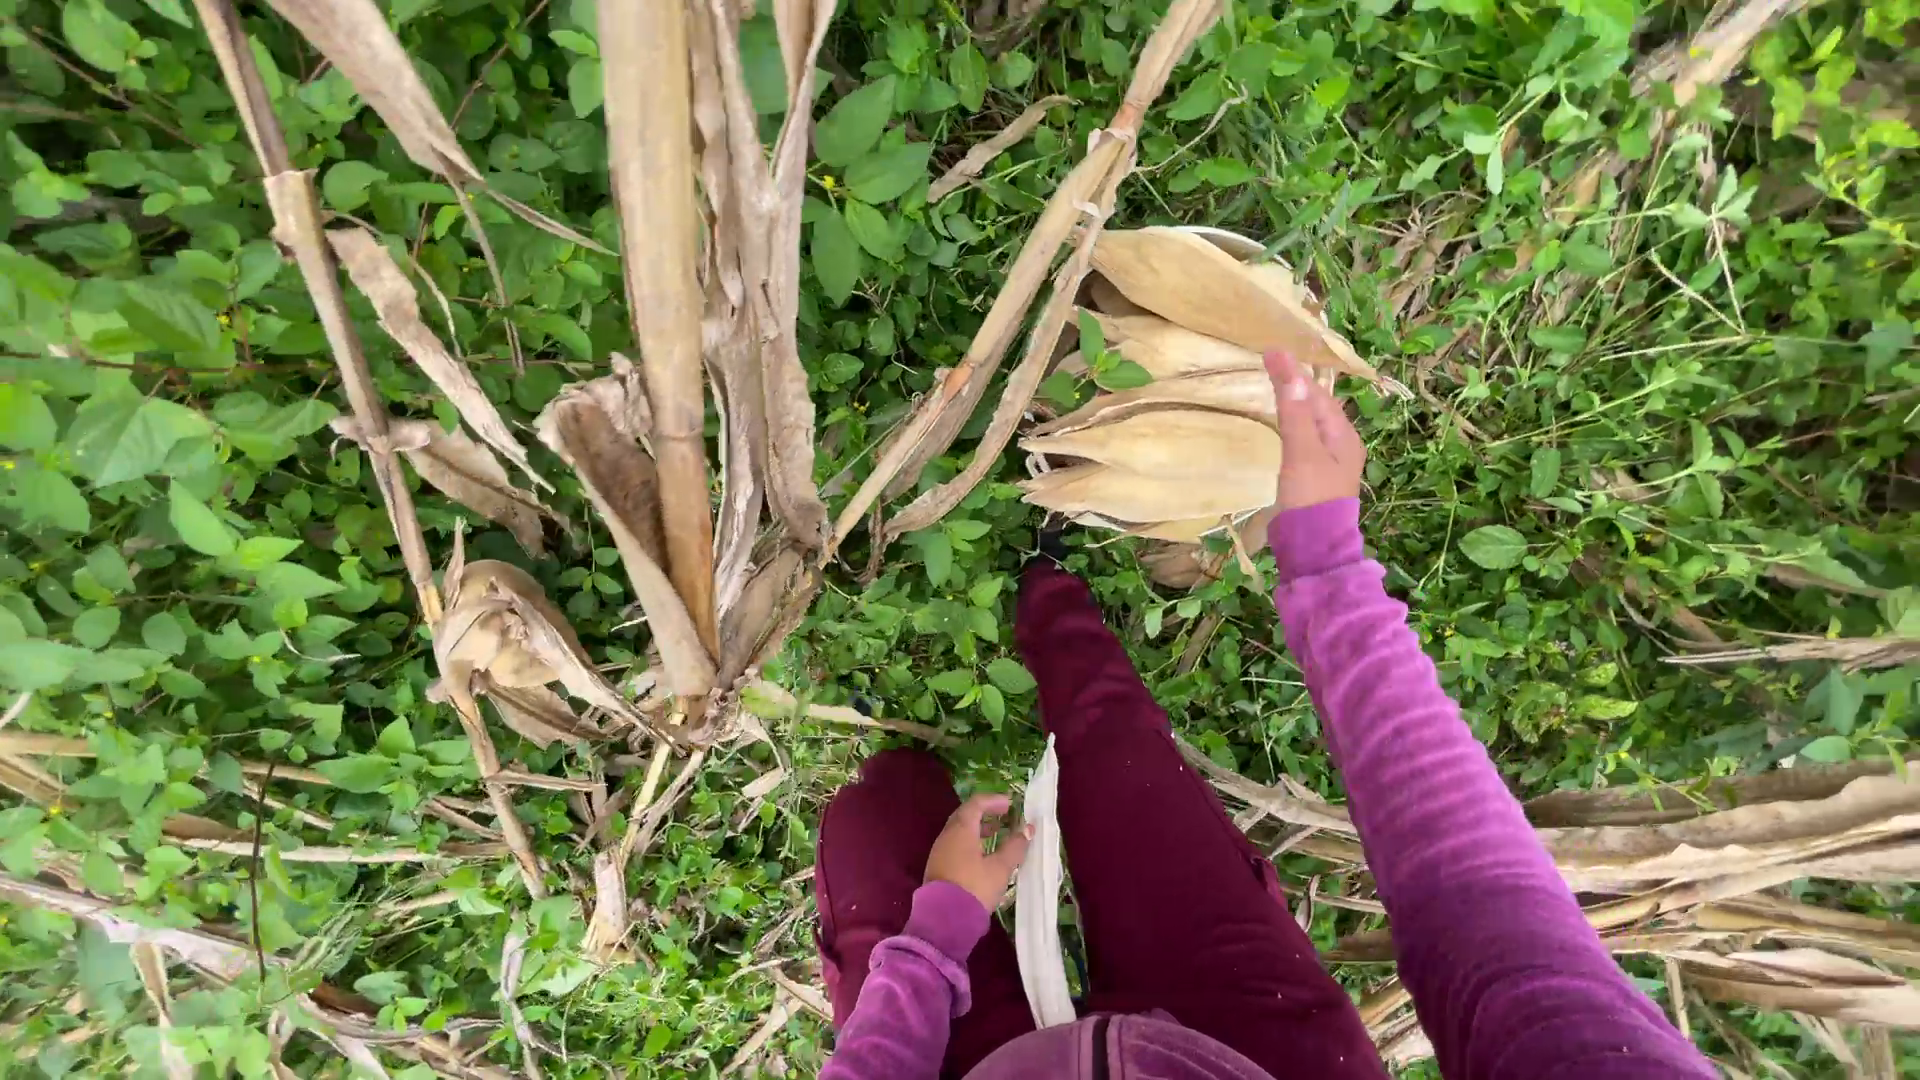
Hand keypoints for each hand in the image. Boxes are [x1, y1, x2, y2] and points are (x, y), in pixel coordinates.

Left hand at [925, 793, 1031, 911]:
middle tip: (1003, 815)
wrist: (943, 920)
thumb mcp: (1000, 868)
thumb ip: (1014, 846)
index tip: (1009, 803)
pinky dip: (970, 841)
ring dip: (978, 828)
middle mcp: (947, 835)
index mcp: (961, 829)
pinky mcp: (937, 866)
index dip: (993, 800)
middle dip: (985, 812)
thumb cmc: (974, 887)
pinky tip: (982, 854)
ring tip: (996, 833)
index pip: (976, 804)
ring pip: (959, 830)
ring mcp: (940, 851)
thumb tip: (1027, 829)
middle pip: (966, 815)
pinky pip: (955, 843)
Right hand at [1263, 351, 1365, 510]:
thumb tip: (1293, 373)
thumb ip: (1296, 414)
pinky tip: (1285, 428)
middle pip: (1318, 406)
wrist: (1314, 546)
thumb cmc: (1310, 497)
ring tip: (1279, 388)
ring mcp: (1329, 463)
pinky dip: (1293, 425)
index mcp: (1342, 435)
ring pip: (1313, 423)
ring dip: (1296, 404)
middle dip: (1299, 383)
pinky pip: (1305, 440)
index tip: (1271, 351)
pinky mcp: (1315, 478)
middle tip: (1275, 363)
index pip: (1316, 394)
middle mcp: (1341, 445)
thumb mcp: (1302, 453)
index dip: (1294, 372)